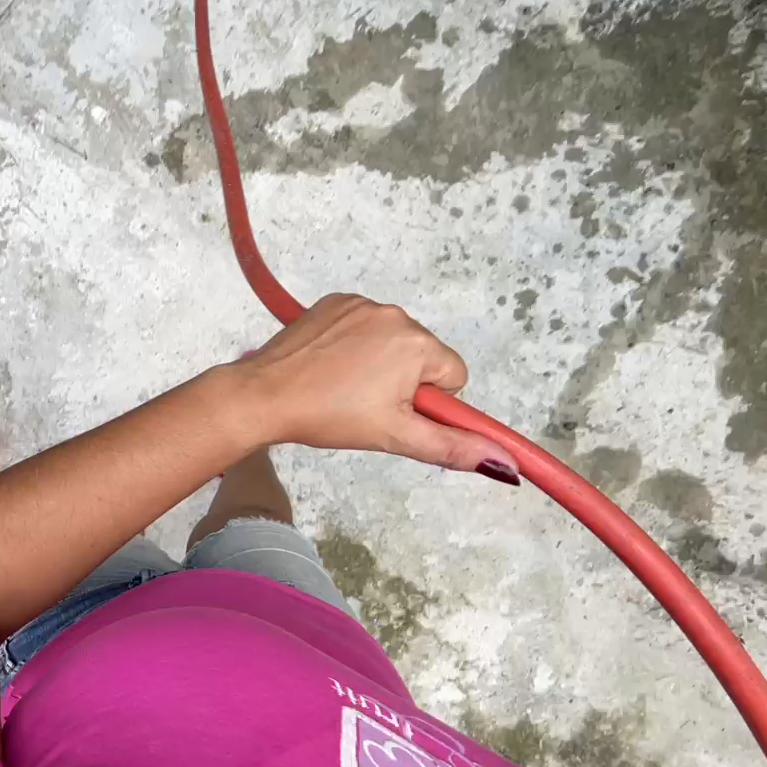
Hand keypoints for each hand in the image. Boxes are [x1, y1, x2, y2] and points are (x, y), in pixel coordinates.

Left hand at [232, 295, 518, 478]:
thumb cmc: (326, 416)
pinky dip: (350, 344)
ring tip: (339, 386)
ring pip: (390, 341)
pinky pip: (359, 325)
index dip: (426, 401)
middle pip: (421, 356)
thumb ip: (450, 446)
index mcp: (417, 343)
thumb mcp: (393, 436)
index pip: (453, 375)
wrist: (262, 396)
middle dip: (401, 381)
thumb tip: (504, 464)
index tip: (390, 411)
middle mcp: (394, 313)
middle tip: (360, 403)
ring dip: (375, 362)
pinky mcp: (333, 302)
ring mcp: (360, 303)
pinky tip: (326, 366)